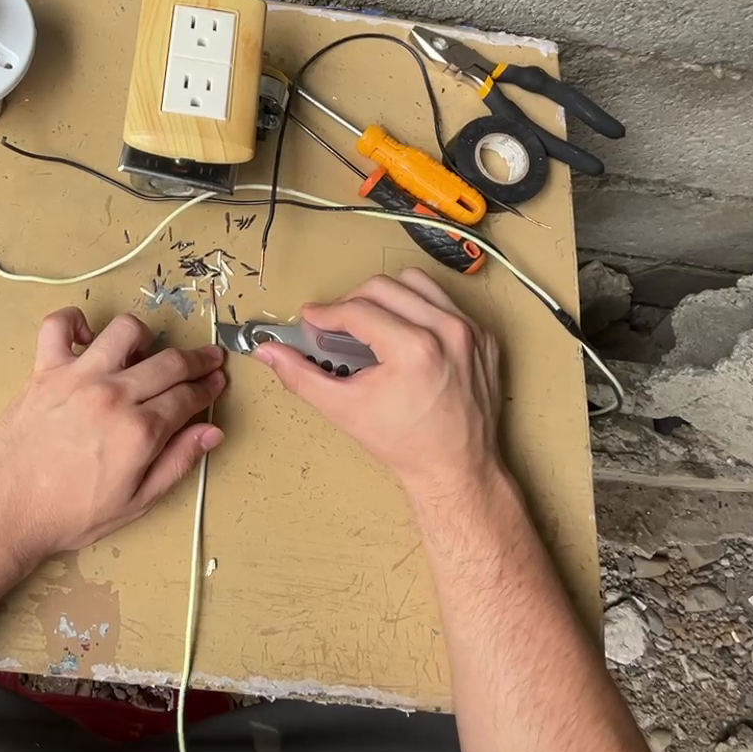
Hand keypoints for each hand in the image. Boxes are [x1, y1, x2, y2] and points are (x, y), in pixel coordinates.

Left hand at [0, 310, 225, 559]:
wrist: (7, 510)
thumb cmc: (72, 514)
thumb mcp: (136, 502)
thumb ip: (178, 463)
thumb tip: (212, 431)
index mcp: (140, 431)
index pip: (188, 396)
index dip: (208, 387)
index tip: (216, 381)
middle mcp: (114, 394)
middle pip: (169, 362)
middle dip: (198, 359)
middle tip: (208, 359)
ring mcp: (78, 376)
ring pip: (125, 331)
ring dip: (145, 336)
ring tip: (145, 352)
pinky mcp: (45, 369)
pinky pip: (59, 325)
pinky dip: (75, 321)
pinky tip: (87, 338)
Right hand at [252, 268, 501, 498]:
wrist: (455, 468)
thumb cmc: (406, 443)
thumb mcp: (343, 409)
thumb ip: (300, 376)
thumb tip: (269, 352)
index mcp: (414, 349)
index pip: (356, 310)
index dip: (325, 313)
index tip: (312, 319)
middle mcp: (448, 332)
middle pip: (382, 287)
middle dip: (350, 302)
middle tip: (335, 324)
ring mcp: (470, 332)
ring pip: (415, 283)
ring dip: (384, 296)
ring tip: (368, 321)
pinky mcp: (483, 336)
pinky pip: (443, 301)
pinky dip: (416, 307)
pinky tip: (401, 331)